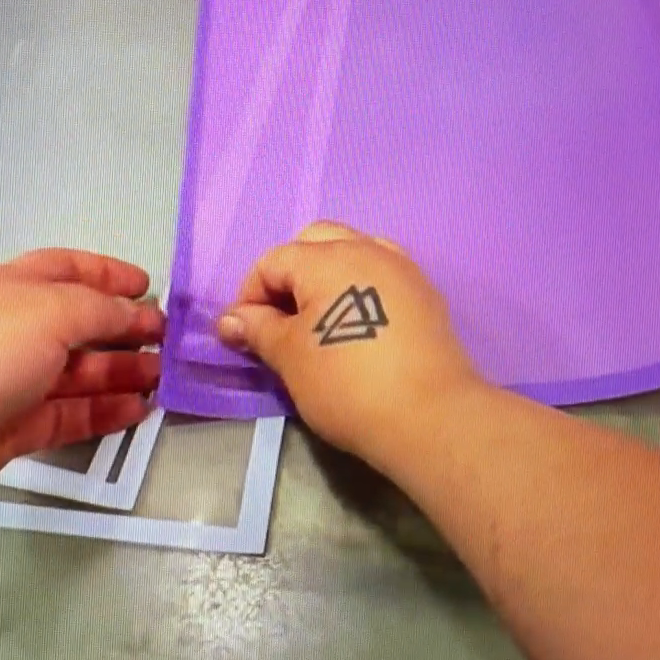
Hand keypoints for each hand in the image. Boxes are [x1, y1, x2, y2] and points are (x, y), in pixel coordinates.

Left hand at [0, 249, 163, 508]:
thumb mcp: (50, 311)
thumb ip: (101, 309)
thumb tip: (137, 313)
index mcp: (15, 288)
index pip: (68, 269)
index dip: (108, 273)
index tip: (149, 287)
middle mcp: (15, 330)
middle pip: (79, 324)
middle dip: (124, 329)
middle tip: (166, 342)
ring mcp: (14, 381)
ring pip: (78, 372)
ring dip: (121, 372)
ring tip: (162, 379)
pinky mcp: (15, 426)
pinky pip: (69, 413)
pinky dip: (103, 411)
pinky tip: (137, 410)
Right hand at [215, 221, 486, 461]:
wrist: (429, 417)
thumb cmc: (346, 384)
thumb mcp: (289, 357)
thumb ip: (257, 329)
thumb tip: (229, 320)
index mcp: (326, 258)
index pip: (272, 262)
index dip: (249, 296)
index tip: (244, 334)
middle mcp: (366, 249)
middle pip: (314, 242)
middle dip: (289, 275)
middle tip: (280, 319)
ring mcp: (401, 269)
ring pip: (352, 251)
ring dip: (327, 276)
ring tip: (318, 318)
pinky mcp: (425, 294)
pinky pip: (381, 274)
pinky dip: (359, 287)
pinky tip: (357, 323)